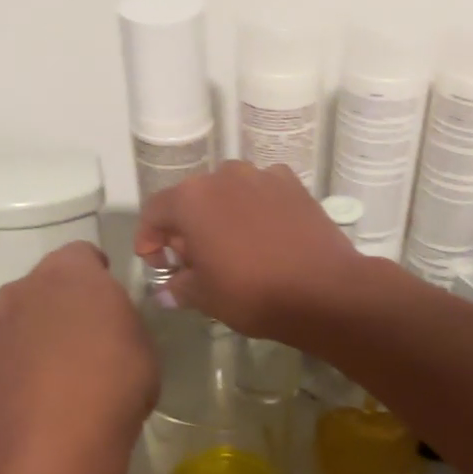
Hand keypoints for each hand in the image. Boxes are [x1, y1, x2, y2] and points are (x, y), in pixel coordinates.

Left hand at [0, 243, 156, 473]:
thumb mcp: (143, 348)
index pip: (80, 256)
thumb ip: (119, 324)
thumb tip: (105, 329)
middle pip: (38, 288)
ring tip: (41, 380)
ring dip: (20, 338)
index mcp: (70, 274)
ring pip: (3, 321)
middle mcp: (21, 290)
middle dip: (54, 309)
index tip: (106, 305)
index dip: (94, 276)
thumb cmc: (115, 386)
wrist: (57, 442)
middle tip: (78, 347)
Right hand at [135, 161, 364, 342]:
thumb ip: (179, 287)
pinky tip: (265, 237)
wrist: (323, 290)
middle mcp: (223, 176)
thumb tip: (168, 290)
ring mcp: (262, 176)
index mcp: (191, 199)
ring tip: (232, 248)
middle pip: (192, 199)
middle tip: (194, 263)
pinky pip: (262, 193)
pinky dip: (255, 209)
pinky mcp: (294, 185)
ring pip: (229, 193)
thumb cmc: (252, 293)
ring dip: (222, 215)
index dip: (149, 239)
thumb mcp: (205, 297)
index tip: (157, 264)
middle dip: (187, 229)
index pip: (155, 211)